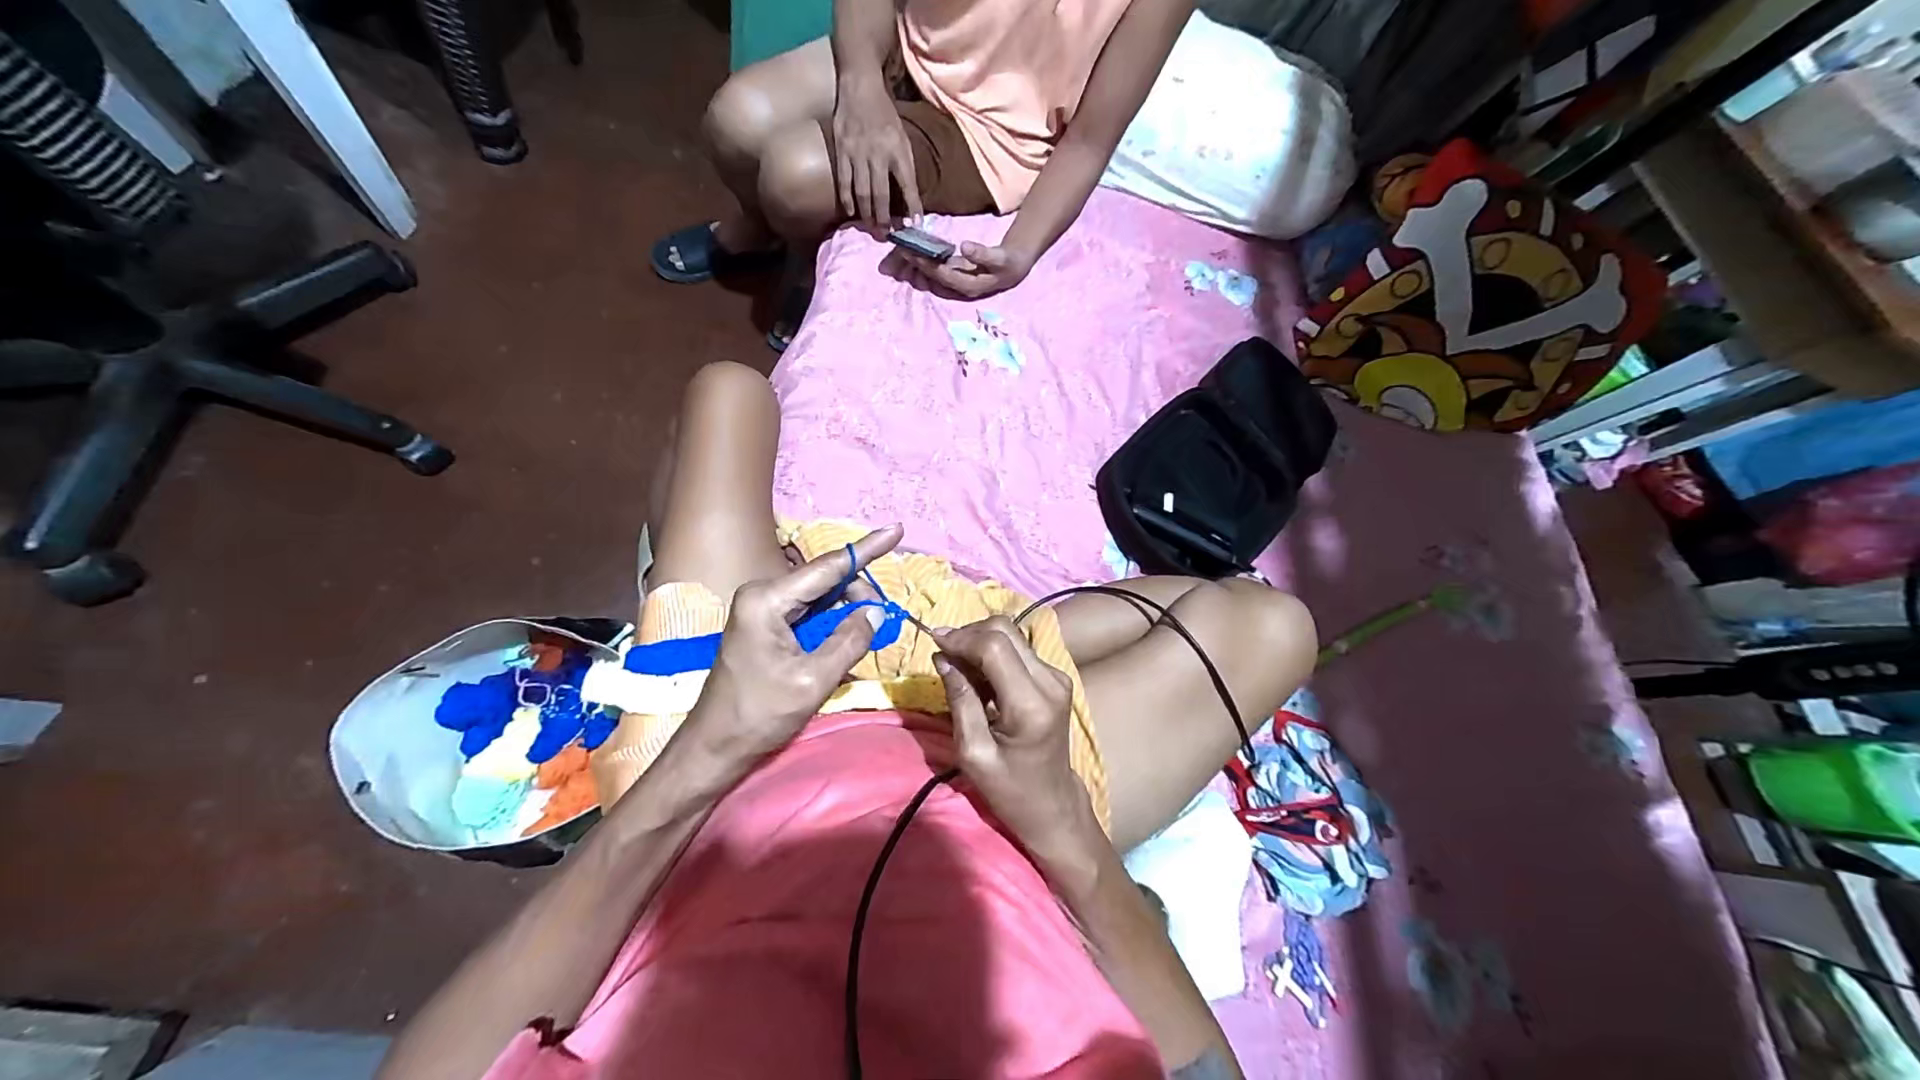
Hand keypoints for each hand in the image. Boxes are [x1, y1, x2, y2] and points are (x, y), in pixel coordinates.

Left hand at [687, 524, 904, 762]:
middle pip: (826, 580)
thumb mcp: (813, 680)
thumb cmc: (759, 713)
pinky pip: (809, 613)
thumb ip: (849, 641)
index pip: (828, 566)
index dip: (866, 549)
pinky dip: (831, 624)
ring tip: (862, 638)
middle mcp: (763, 593)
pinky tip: (844, 640)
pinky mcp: (766, 624)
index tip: (896, 530)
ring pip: (821, 597)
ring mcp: (762, 607)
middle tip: (878, 625)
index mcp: (767, 599)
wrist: (715, 744)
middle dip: (857, 596)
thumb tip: (876, 612)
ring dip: (846, 612)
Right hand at [832, 77, 921, 231]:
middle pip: (881, 194)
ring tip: (872, 229)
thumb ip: (905, 166)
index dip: (913, 206)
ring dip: (867, 214)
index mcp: (898, 148)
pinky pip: (844, 181)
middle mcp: (878, 153)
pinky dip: (847, 200)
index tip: (916, 226)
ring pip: (862, 192)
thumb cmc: (885, 116)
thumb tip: (910, 198)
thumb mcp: (902, 137)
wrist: (859, 85)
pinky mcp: (841, 150)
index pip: (908, 184)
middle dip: (885, 218)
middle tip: (886, 236)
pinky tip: (851, 213)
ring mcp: (857, 152)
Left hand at [906, 242, 1034, 299]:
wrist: (1013, 269)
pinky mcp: (954, 276)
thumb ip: (983, 254)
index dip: (928, 266)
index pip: (943, 276)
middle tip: (902, 249)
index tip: (913, 253)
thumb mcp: (999, 258)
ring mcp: (955, 283)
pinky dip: (926, 263)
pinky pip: (936, 272)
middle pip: (934, 278)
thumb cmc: (1006, 263)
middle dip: (918, 265)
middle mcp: (958, 288)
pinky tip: (916, 253)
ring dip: (919, 266)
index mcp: (968, 286)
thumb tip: (964, 247)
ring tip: (904, 251)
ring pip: (933, 277)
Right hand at [933, 618, 1099, 860]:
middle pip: (1005, 630)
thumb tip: (943, 657)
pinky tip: (980, 679)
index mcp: (1031, 704)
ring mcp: (1057, 677)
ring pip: (1011, 635)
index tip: (933, 643)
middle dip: (969, 635)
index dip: (961, 638)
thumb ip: (960, 700)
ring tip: (960, 671)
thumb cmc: (1009, 788)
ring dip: (979, 643)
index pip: (995, 646)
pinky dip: (993, 654)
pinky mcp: (1055, 678)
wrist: (1051, 804)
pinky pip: (1018, 649)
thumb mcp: (973, 752)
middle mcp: (1051, 682)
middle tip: (944, 657)